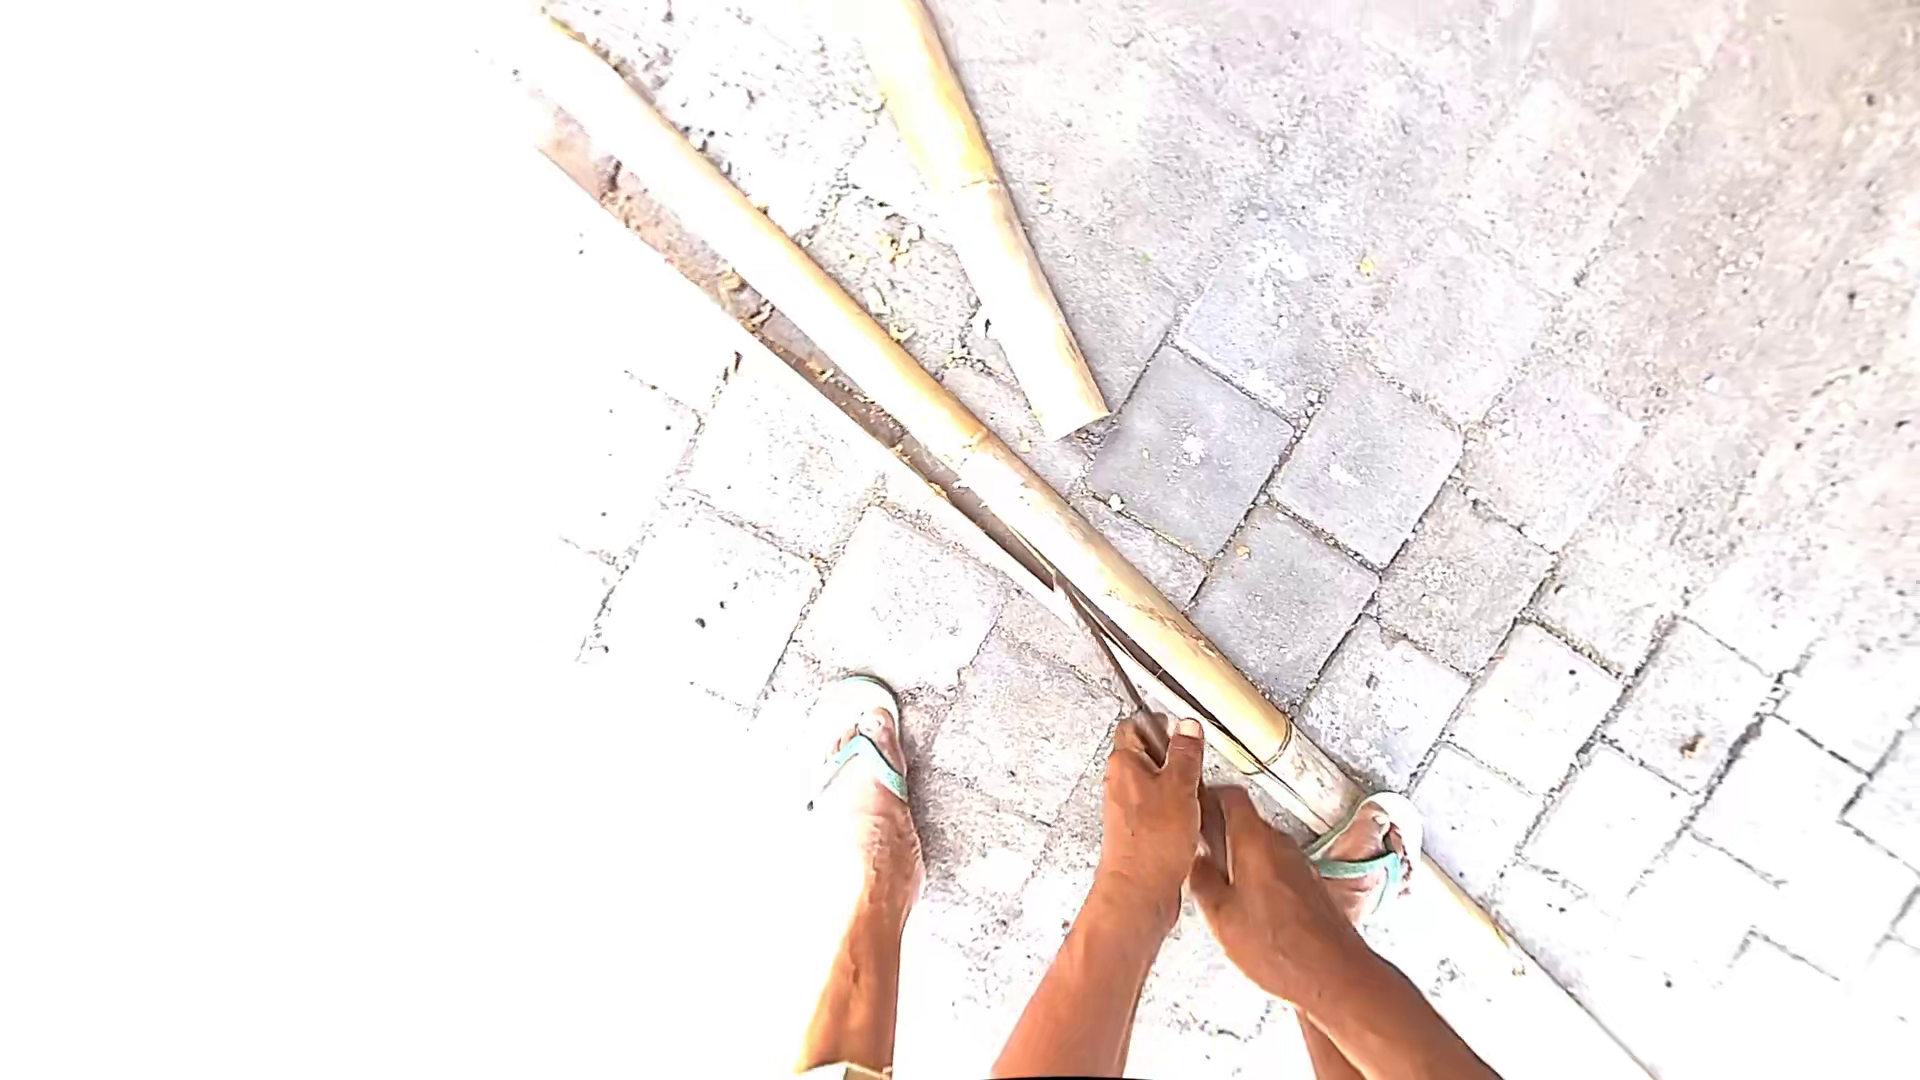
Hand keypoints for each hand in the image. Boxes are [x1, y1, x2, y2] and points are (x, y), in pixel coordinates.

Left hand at [1093, 715, 1204, 926]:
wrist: (1139, 891)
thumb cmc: (1152, 842)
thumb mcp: (1180, 787)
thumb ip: (1185, 754)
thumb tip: (1188, 727)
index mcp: (1123, 762)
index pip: (1134, 726)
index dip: (1157, 722)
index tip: (1178, 726)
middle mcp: (1119, 780)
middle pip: (1143, 752)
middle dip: (1169, 754)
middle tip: (1192, 761)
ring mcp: (1125, 805)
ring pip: (1151, 780)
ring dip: (1173, 782)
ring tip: (1194, 792)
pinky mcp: (1135, 827)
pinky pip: (1154, 806)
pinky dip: (1171, 806)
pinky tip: (1188, 819)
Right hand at [1187, 787, 1376, 1007]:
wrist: (1340, 983)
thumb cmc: (1279, 947)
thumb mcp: (1219, 914)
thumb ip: (1200, 879)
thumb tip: (1194, 862)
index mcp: (1254, 839)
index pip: (1231, 794)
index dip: (1208, 793)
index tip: (1193, 804)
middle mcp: (1280, 844)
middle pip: (1246, 820)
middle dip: (1220, 829)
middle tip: (1199, 846)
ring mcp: (1300, 865)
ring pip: (1262, 845)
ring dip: (1241, 854)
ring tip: (1221, 880)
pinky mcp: (1312, 888)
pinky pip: (1278, 867)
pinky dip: (1260, 874)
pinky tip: (1251, 904)